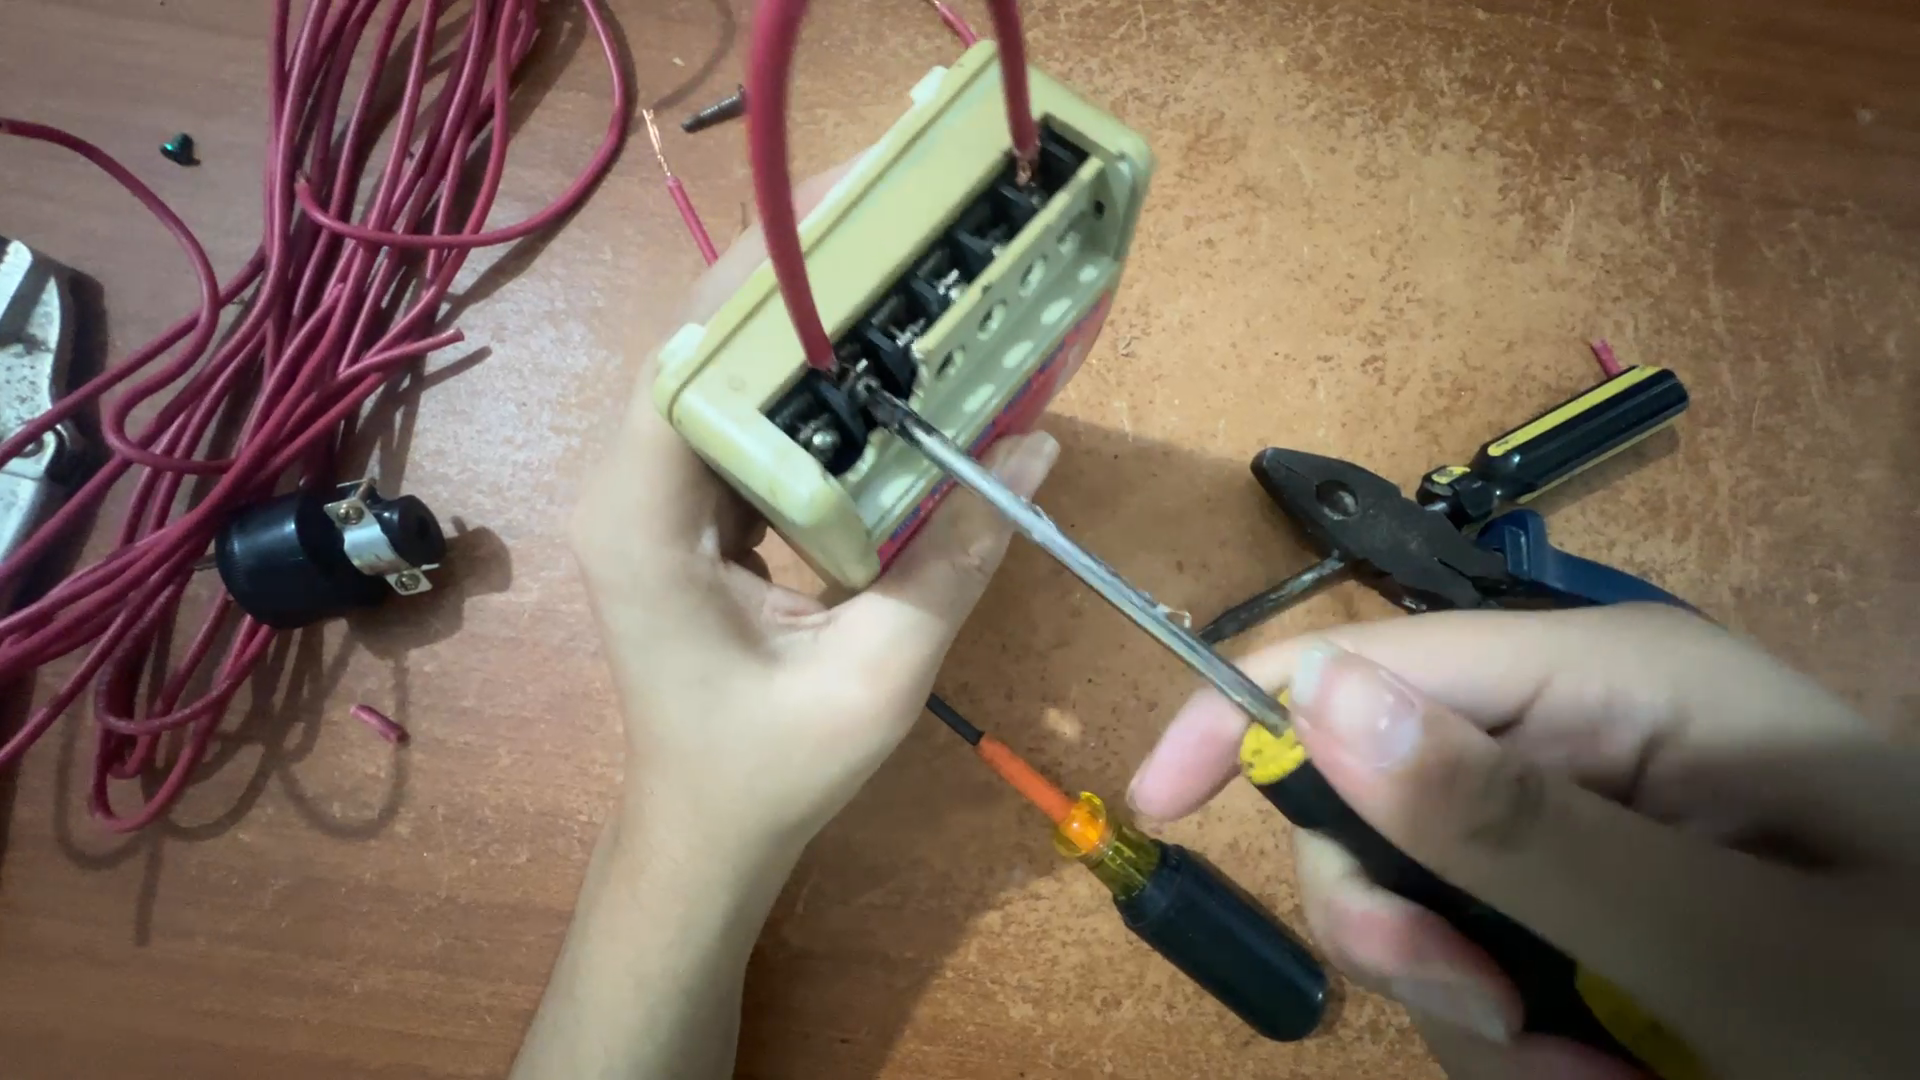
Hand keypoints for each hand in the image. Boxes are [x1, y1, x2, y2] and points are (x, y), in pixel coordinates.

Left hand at [571, 165, 1057, 861]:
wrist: (709, 826)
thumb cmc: (775, 770)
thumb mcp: (880, 676)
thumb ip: (953, 564)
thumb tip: (1033, 446)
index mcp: (645, 520)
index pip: (695, 356)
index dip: (773, 278)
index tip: (864, 220)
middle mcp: (630, 486)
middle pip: (706, 346)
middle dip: (798, 281)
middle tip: (901, 230)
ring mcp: (653, 494)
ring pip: (724, 374)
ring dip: (803, 325)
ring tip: (894, 277)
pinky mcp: (685, 508)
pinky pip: (742, 420)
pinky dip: (804, 386)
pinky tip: (870, 372)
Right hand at [1128, 605, 1919, 1079]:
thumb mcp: (1737, 947)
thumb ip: (1513, 823)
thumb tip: (1315, 700)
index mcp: (1600, 679)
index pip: (1356, 658)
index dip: (1239, 719)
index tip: (1158, 804)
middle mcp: (1558, 722)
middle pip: (1361, 788)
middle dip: (1386, 913)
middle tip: (1481, 1015)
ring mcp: (1554, 803)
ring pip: (1398, 882)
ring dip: (1454, 993)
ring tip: (1586, 1074)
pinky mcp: (1555, 877)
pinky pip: (1452, 939)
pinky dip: (1494, 1023)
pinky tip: (1595, 1069)